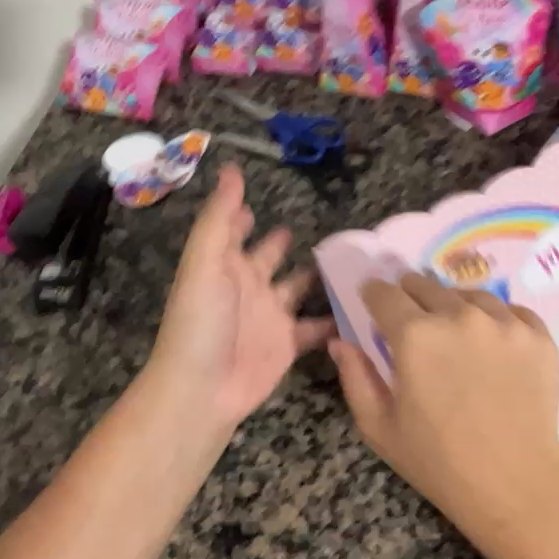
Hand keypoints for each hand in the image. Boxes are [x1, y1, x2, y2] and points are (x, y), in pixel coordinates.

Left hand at [146, 166, 332, 427]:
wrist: (204, 388)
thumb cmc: (200, 322)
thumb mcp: (205, 262)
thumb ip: (220, 218)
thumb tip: (231, 170)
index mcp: (224, 265)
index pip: (232, 231)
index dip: (240, 214)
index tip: (256, 197)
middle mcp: (248, 287)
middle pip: (268, 259)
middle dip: (281, 244)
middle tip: (308, 226)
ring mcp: (270, 316)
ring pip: (297, 290)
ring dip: (316, 278)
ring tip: (346, 261)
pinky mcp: (288, 344)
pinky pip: (315, 328)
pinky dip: (334, 320)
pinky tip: (357, 307)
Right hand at [329, 273, 558, 536]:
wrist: (513, 483)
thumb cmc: (438, 462)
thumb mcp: (380, 427)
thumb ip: (356, 377)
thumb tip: (341, 343)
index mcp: (415, 336)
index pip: (385, 294)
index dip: (374, 296)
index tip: (374, 303)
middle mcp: (461, 317)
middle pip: (427, 287)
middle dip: (412, 297)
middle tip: (412, 318)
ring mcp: (505, 324)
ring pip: (471, 295)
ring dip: (456, 306)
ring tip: (455, 331)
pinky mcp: (539, 337)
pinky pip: (512, 312)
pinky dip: (497, 321)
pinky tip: (493, 343)